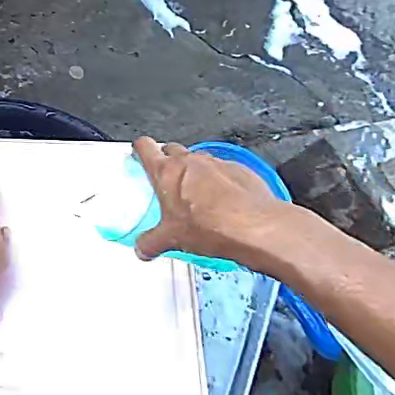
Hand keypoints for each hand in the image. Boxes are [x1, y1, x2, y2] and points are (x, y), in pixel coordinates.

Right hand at [132, 137, 290, 270]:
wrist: (255, 226)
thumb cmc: (210, 226)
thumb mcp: (171, 239)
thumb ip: (151, 242)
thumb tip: (142, 248)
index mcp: (166, 171)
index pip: (145, 146)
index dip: (140, 149)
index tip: (139, 154)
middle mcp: (190, 160)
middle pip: (171, 149)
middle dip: (168, 161)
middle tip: (167, 181)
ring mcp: (215, 162)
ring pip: (198, 160)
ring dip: (194, 172)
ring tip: (196, 196)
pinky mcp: (239, 169)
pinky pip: (222, 170)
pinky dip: (219, 181)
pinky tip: (222, 201)